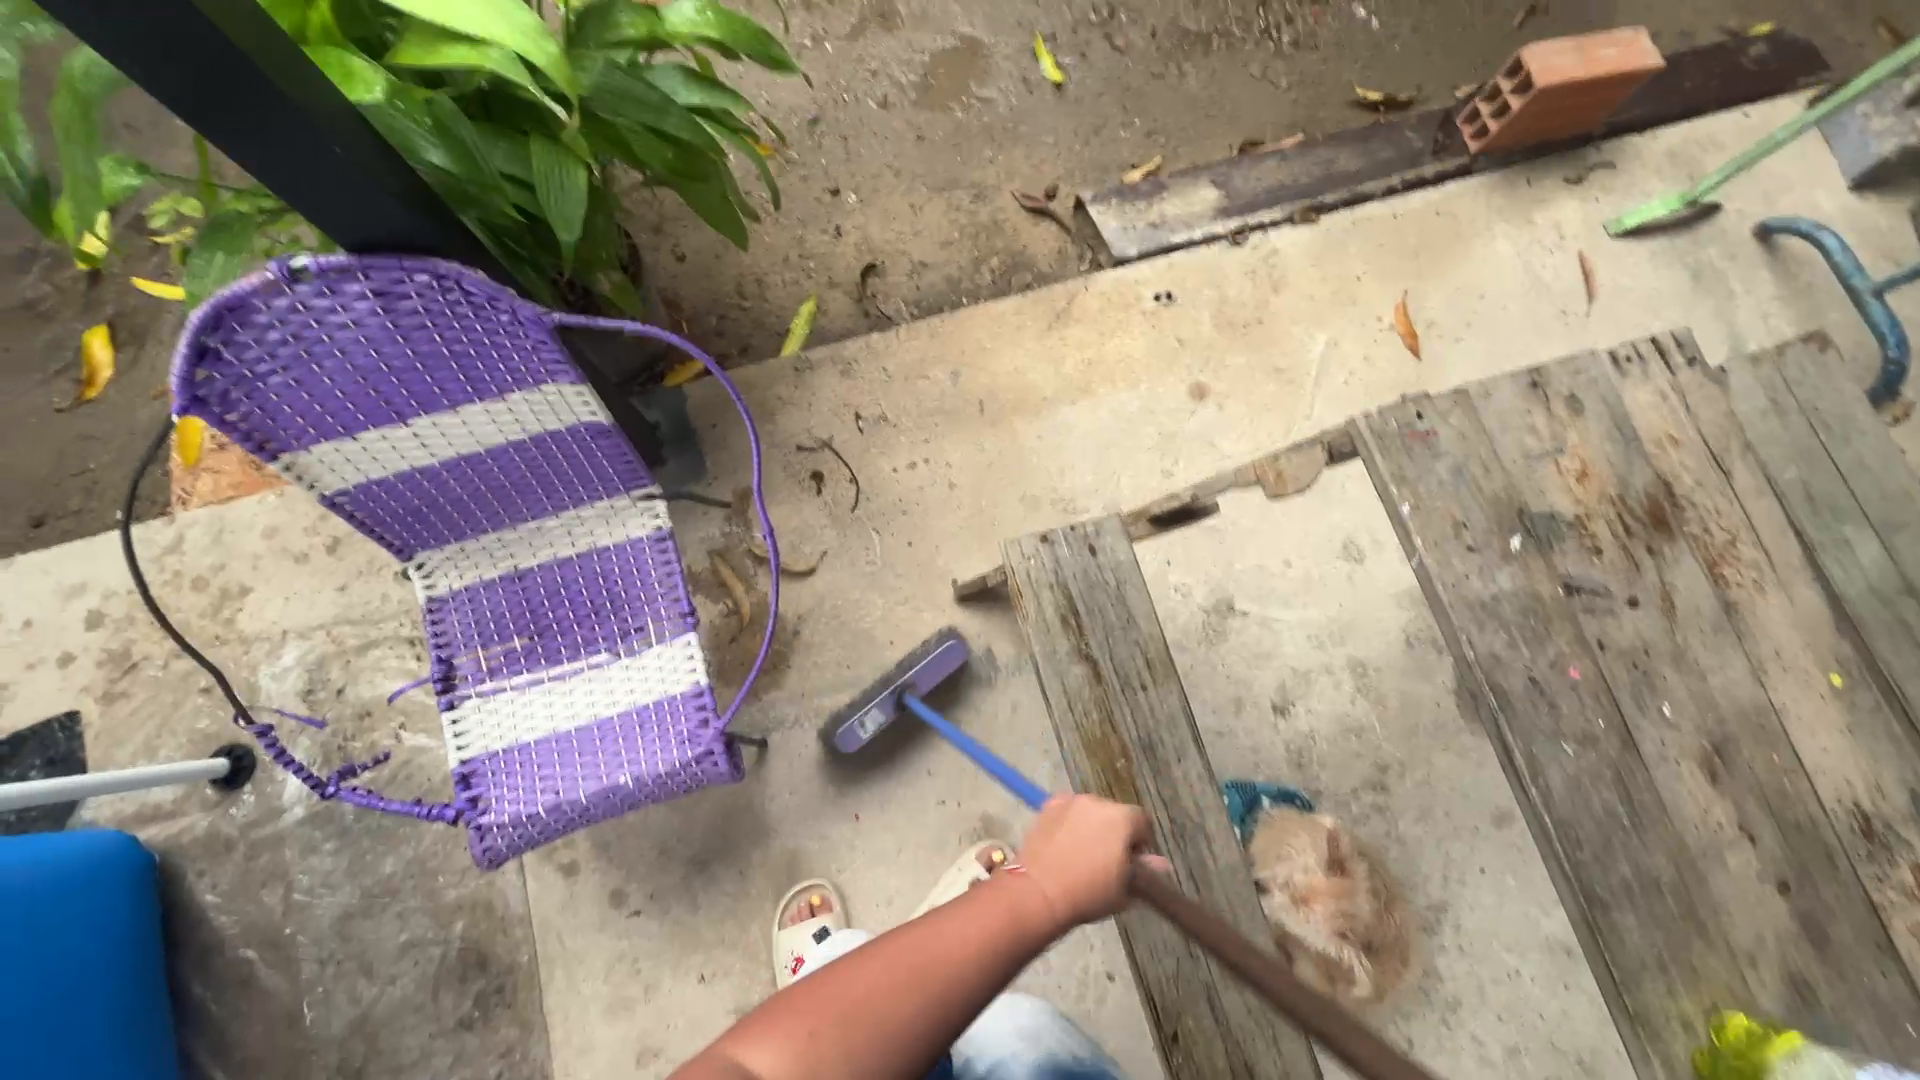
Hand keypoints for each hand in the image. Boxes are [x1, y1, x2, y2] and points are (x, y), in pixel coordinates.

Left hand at [1016, 794, 1152, 928]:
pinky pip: (1067, 811)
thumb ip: (1146, 872)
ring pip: (1090, 811)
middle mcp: (1098, 801)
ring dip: (1092, 826)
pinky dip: (1070, 822)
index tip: (1133, 863)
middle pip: (1116, 814)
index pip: (1143, 822)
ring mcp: (1071, 801)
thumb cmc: (1089, 893)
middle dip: (1116, 833)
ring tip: (1083, 853)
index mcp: (1123, 818)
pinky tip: (1064, 844)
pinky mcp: (1048, 806)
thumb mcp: (1125, 889)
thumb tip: (1162, 864)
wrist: (1039, 890)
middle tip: (1108, 861)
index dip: (1141, 842)